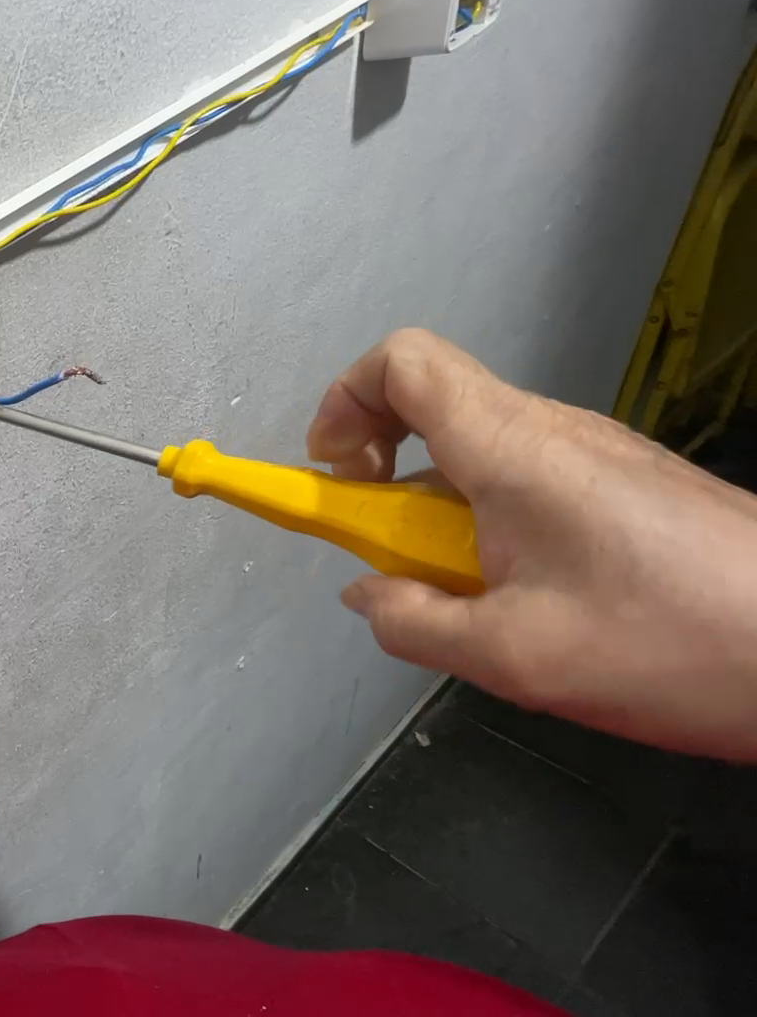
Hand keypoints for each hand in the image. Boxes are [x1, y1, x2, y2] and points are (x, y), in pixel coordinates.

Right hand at [307, 329, 756, 760]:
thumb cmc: (684, 645)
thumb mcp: (514, 657)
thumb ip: (410, 623)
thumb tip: (369, 594)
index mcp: (512, 450)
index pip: (402, 363)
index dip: (343, 401)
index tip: (336, 473)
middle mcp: (549, 432)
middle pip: (425, 401)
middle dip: (376, 463)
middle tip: (385, 538)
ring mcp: (590, 455)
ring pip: (467, 443)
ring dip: (426, 500)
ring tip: (453, 577)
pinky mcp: (620, 483)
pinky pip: (514, 474)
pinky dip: (476, 514)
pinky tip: (514, 581)